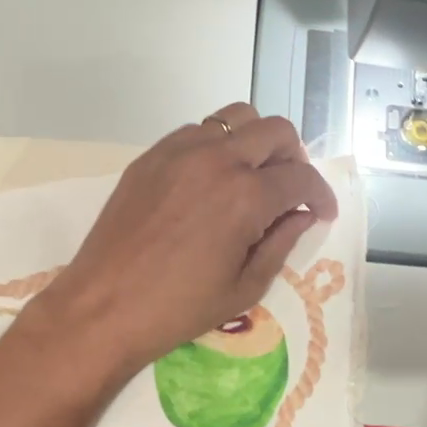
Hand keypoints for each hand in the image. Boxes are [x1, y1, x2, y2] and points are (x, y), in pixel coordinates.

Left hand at [30, 102, 337, 380]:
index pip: (301, 178)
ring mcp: (179, 151)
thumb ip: (282, 243)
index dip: (321, 195)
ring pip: (235, 118)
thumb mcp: (244, 287)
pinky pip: (197, 131)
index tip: (322, 213)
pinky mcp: (151, 156)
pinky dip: (217, 145)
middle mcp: (217, 160)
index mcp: (246, 196)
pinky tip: (212, 179)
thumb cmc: (179, 309)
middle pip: (275, 130)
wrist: (104, 307)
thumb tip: (303, 216)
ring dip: (256, 142)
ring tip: (254, 176)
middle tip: (292, 191)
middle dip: (295, 158)